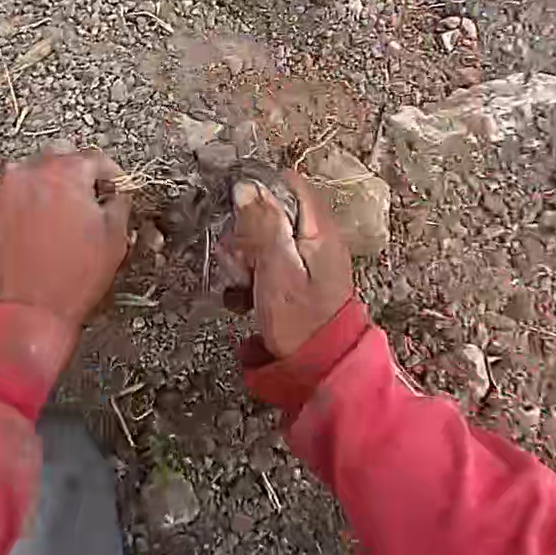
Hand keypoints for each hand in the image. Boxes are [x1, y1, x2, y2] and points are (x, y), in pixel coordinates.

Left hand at [0, 150, 130, 328]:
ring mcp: (1, 192)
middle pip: (59, 155)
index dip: (112, 173)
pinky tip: (33, 221)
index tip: (117, 187)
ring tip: (60, 210)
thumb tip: (117, 193)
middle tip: (89, 196)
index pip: (95, 157)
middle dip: (76, 171)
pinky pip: (5, 193)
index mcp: (65, 173)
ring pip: (29, 171)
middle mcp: (28, 173)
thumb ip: (120, 201)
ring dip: (46, 183)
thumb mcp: (116, 235)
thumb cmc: (76, 274)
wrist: (31, 310)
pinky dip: (19, 200)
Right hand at [228, 171, 353, 357]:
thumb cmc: (301, 321)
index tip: (237, 209)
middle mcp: (317, 239)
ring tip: (243, 283)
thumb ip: (262, 226)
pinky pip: (270, 266)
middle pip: (275, 213)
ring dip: (247, 258)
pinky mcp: (299, 282)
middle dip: (248, 232)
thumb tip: (247, 187)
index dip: (260, 191)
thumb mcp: (276, 269)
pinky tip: (244, 298)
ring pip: (268, 241)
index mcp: (318, 229)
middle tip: (241, 258)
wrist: (319, 370)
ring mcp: (309, 261)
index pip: (290, 184)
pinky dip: (254, 277)